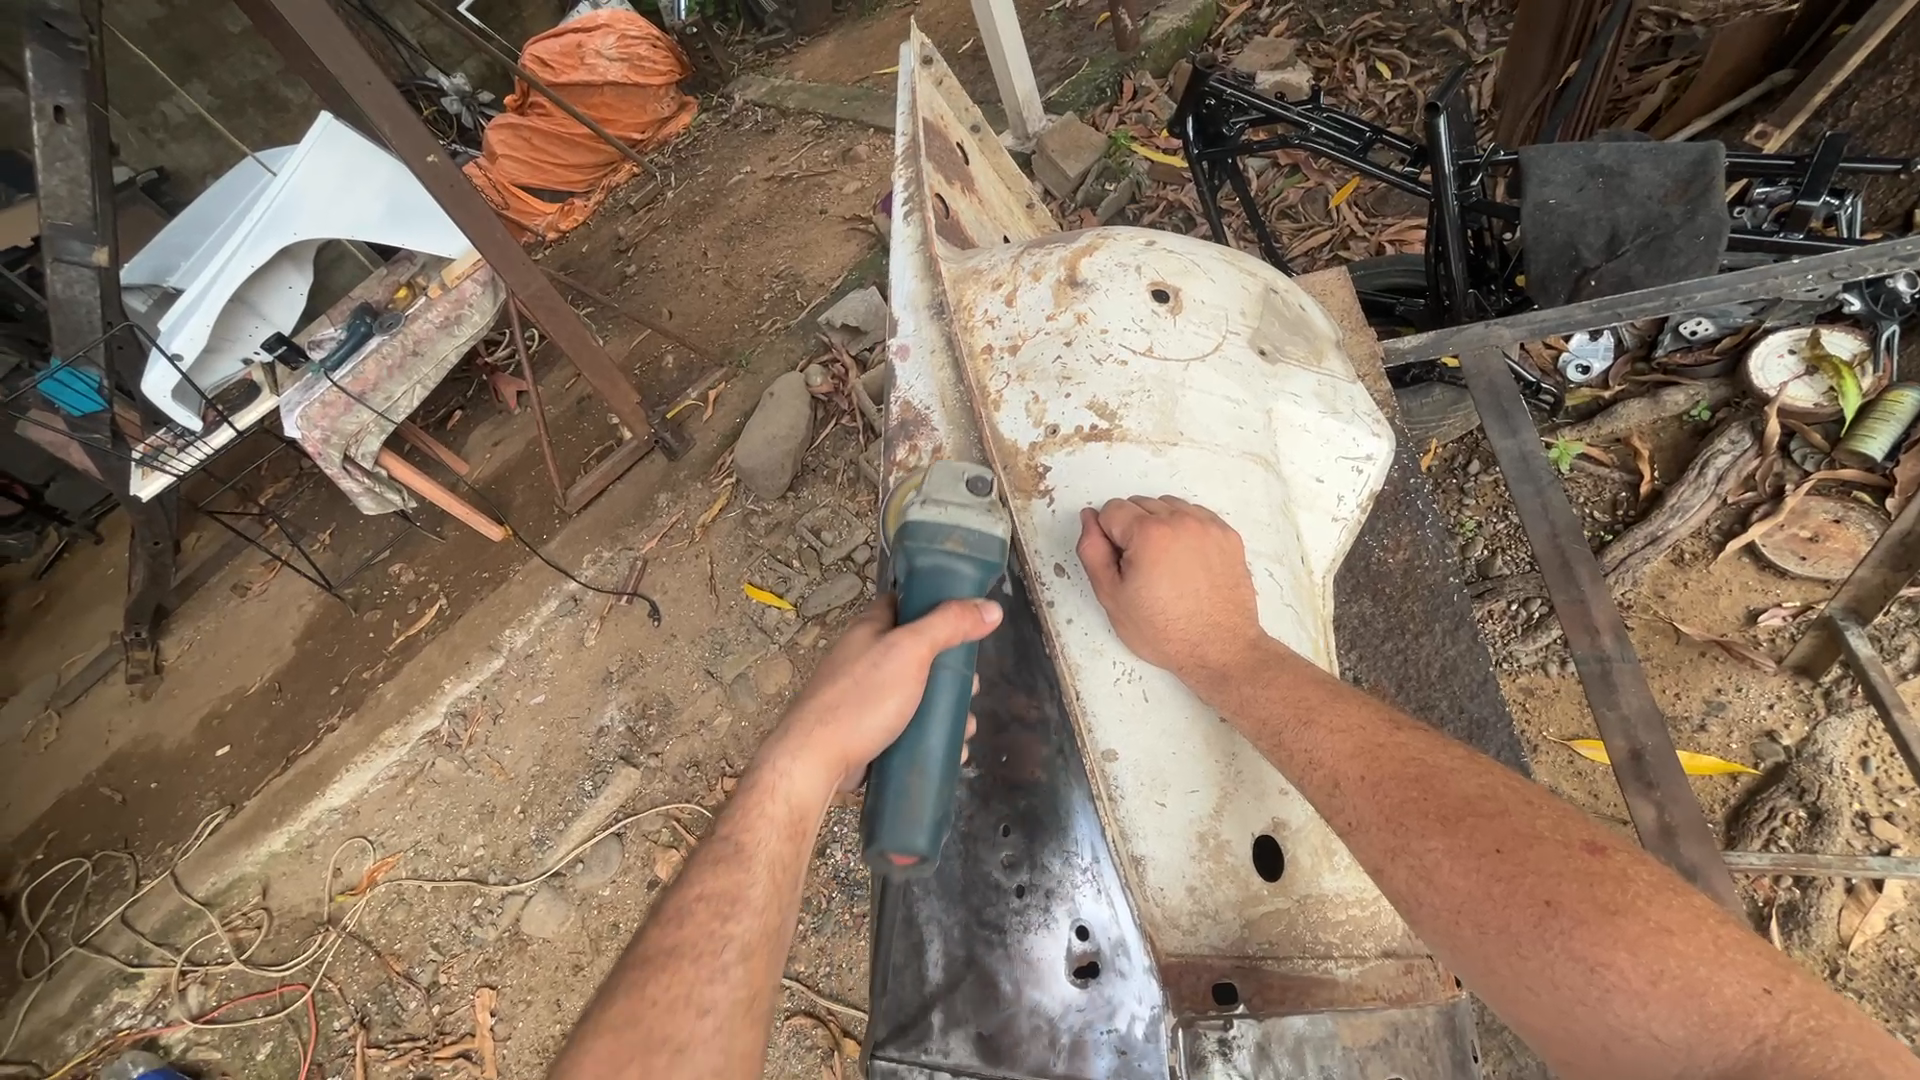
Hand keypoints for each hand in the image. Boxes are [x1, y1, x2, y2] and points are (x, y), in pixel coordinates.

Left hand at [764, 595, 1001, 790]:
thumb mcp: (911, 650)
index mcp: (871, 628)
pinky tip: (953, 749)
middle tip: (970, 687)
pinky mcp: (871, 731)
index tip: (969, 619)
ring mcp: (868, 697)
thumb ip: (949, 625)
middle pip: (920, 653)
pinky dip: (932, 734)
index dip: (937, 605)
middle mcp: (868, 657)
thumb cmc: (862, 697)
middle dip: (951, 670)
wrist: (816, 761)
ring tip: (966, 725)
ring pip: (919, 694)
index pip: (907, 602)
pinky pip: (909, 726)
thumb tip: (991, 608)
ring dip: (946, 708)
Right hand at [1076, 496, 1272, 687]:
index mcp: (1149, 533)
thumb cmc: (1166, 630)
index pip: (1111, 509)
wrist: (1218, 649)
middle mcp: (1181, 521)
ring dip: (1158, 525)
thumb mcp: (1111, 596)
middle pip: (1138, 504)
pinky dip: (1184, 530)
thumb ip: (1092, 550)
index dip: (1108, 538)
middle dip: (1132, 530)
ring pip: (1167, 505)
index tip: (1121, 565)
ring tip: (1163, 564)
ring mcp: (1208, 526)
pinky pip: (1195, 515)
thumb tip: (1089, 519)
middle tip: (1141, 569)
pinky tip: (1183, 561)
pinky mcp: (1227, 535)